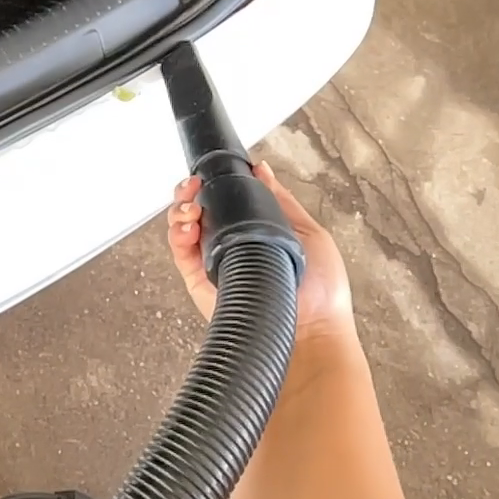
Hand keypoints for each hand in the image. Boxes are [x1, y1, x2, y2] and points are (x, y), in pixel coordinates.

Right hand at [165, 161, 354, 347]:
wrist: (312, 329)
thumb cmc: (321, 291)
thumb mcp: (308, 232)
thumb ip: (281, 201)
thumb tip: (261, 169)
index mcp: (251, 229)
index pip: (220, 199)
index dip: (209, 183)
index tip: (209, 174)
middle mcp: (226, 242)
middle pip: (194, 208)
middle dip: (187, 192)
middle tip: (192, 186)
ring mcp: (210, 258)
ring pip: (181, 226)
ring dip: (179, 210)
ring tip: (190, 209)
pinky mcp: (198, 277)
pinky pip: (178, 250)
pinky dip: (177, 234)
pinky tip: (188, 228)